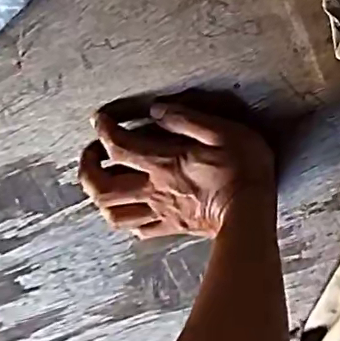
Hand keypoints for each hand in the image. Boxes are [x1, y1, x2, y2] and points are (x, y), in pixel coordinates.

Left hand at [78, 103, 276, 238]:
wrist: (251, 213)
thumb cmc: (243, 169)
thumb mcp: (222, 131)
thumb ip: (187, 119)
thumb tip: (158, 111)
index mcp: (165, 162)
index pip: (119, 146)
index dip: (104, 130)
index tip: (99, 119)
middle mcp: (155, 188)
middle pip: (103, 186)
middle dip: (88, 168)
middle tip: (91, 152)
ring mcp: (162, 211)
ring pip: (114, 212)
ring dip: (99, 197)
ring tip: (102, 182)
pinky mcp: (173, 227)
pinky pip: (140, 230)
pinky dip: (128, 220)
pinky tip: (132, 210)